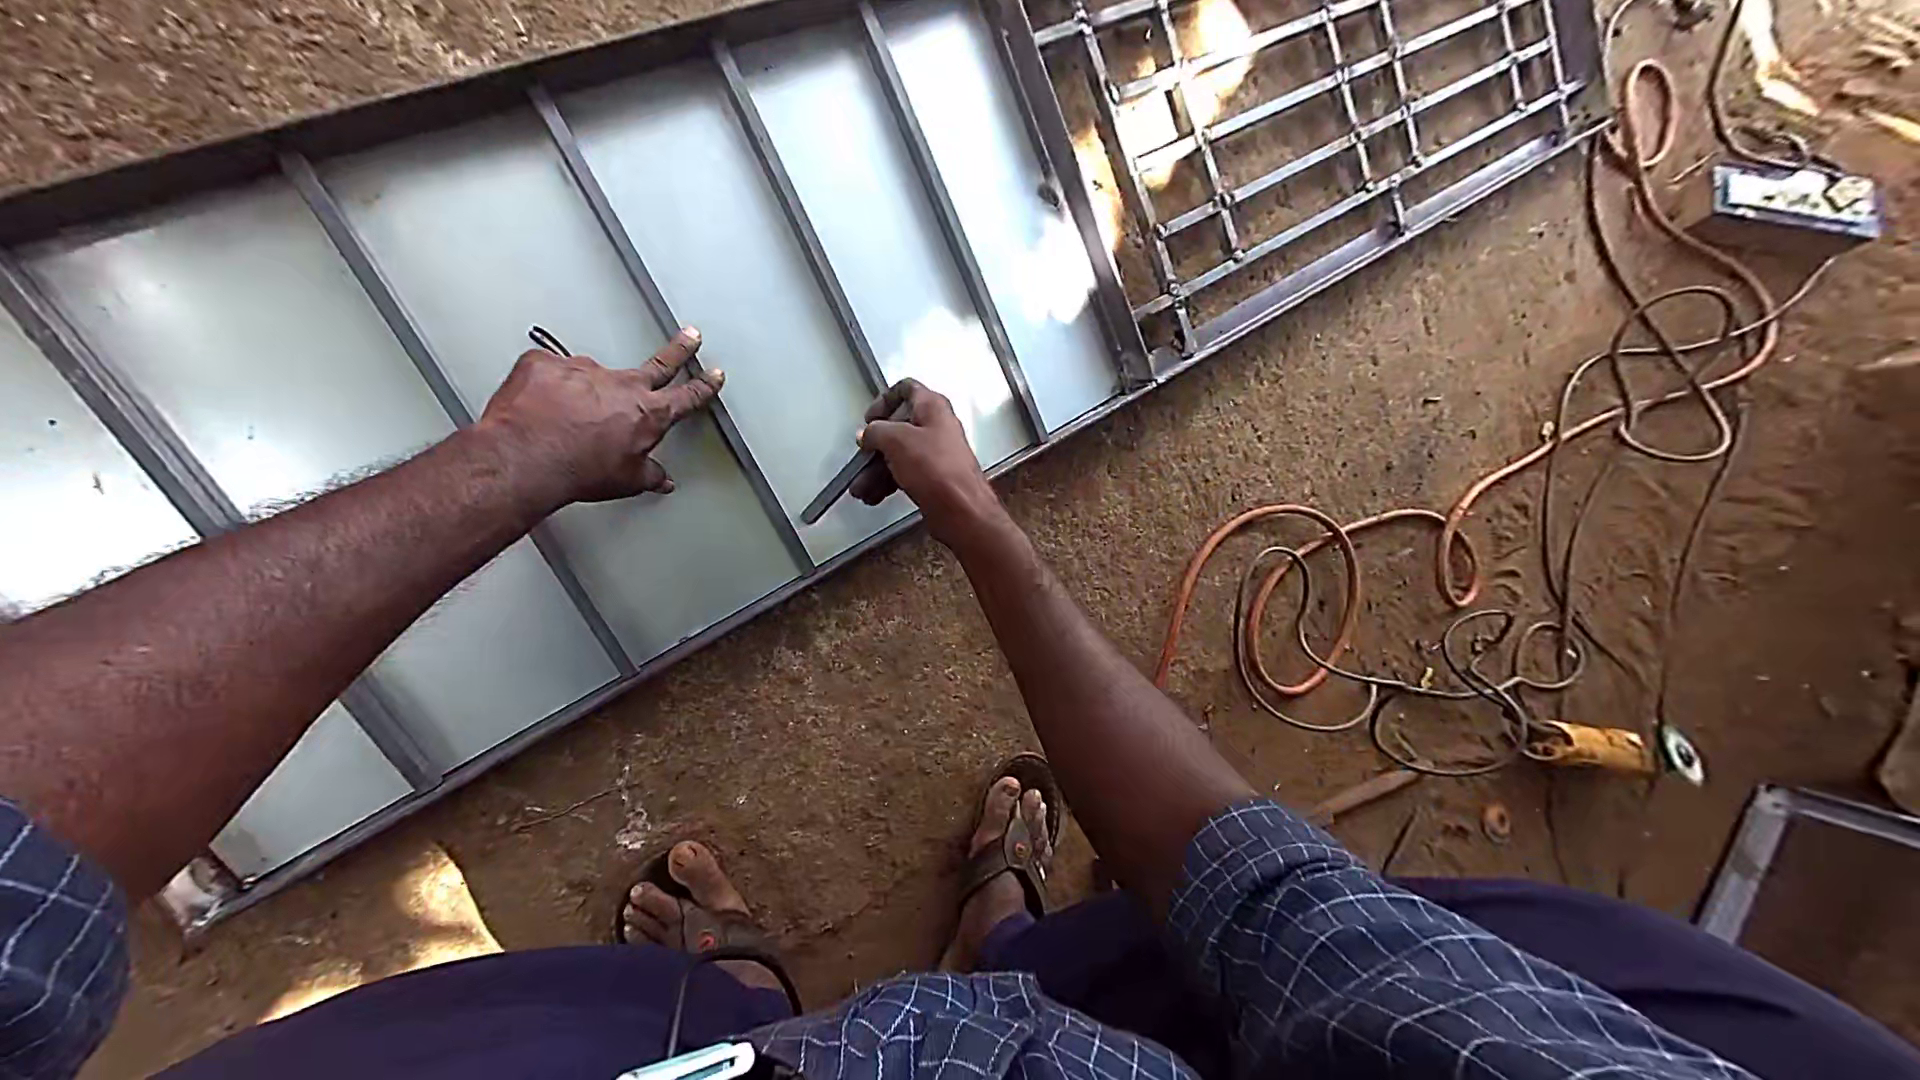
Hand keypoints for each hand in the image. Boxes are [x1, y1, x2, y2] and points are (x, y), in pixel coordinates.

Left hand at [476, 327, 723, 507]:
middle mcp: (622, 386)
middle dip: (679, 350)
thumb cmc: (578, 470)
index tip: (713, 375)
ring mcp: (584, 370)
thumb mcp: (626, 480)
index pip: (687, 397)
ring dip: (587, 388)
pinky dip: (547, 385)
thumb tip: (660, 480)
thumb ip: (649, 474)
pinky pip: (550, 370)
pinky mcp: (545, 364)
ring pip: (593, 374)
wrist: (527, 458)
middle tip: (690, 337)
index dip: (704, 386)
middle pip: (659, 364)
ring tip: (567, 411)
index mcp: (648, 414)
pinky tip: (539, 403)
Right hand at [849, 379, 1006, 547]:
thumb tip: (867, 434)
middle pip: (899, 427)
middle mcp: (938, 427)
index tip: (870, 417)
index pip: (906, 389)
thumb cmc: (938, 470)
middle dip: (875, 445)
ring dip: (877, 470)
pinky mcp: (936, 478)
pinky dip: (888, 483)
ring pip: (900, 455)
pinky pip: (906, 474)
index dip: (883, 400)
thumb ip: (875, 431)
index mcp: (933, 407)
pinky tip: (874, 495)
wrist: (960, 510)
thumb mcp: (895, 440)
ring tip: (861, 487)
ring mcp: (938, 454)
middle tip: (863, 456)